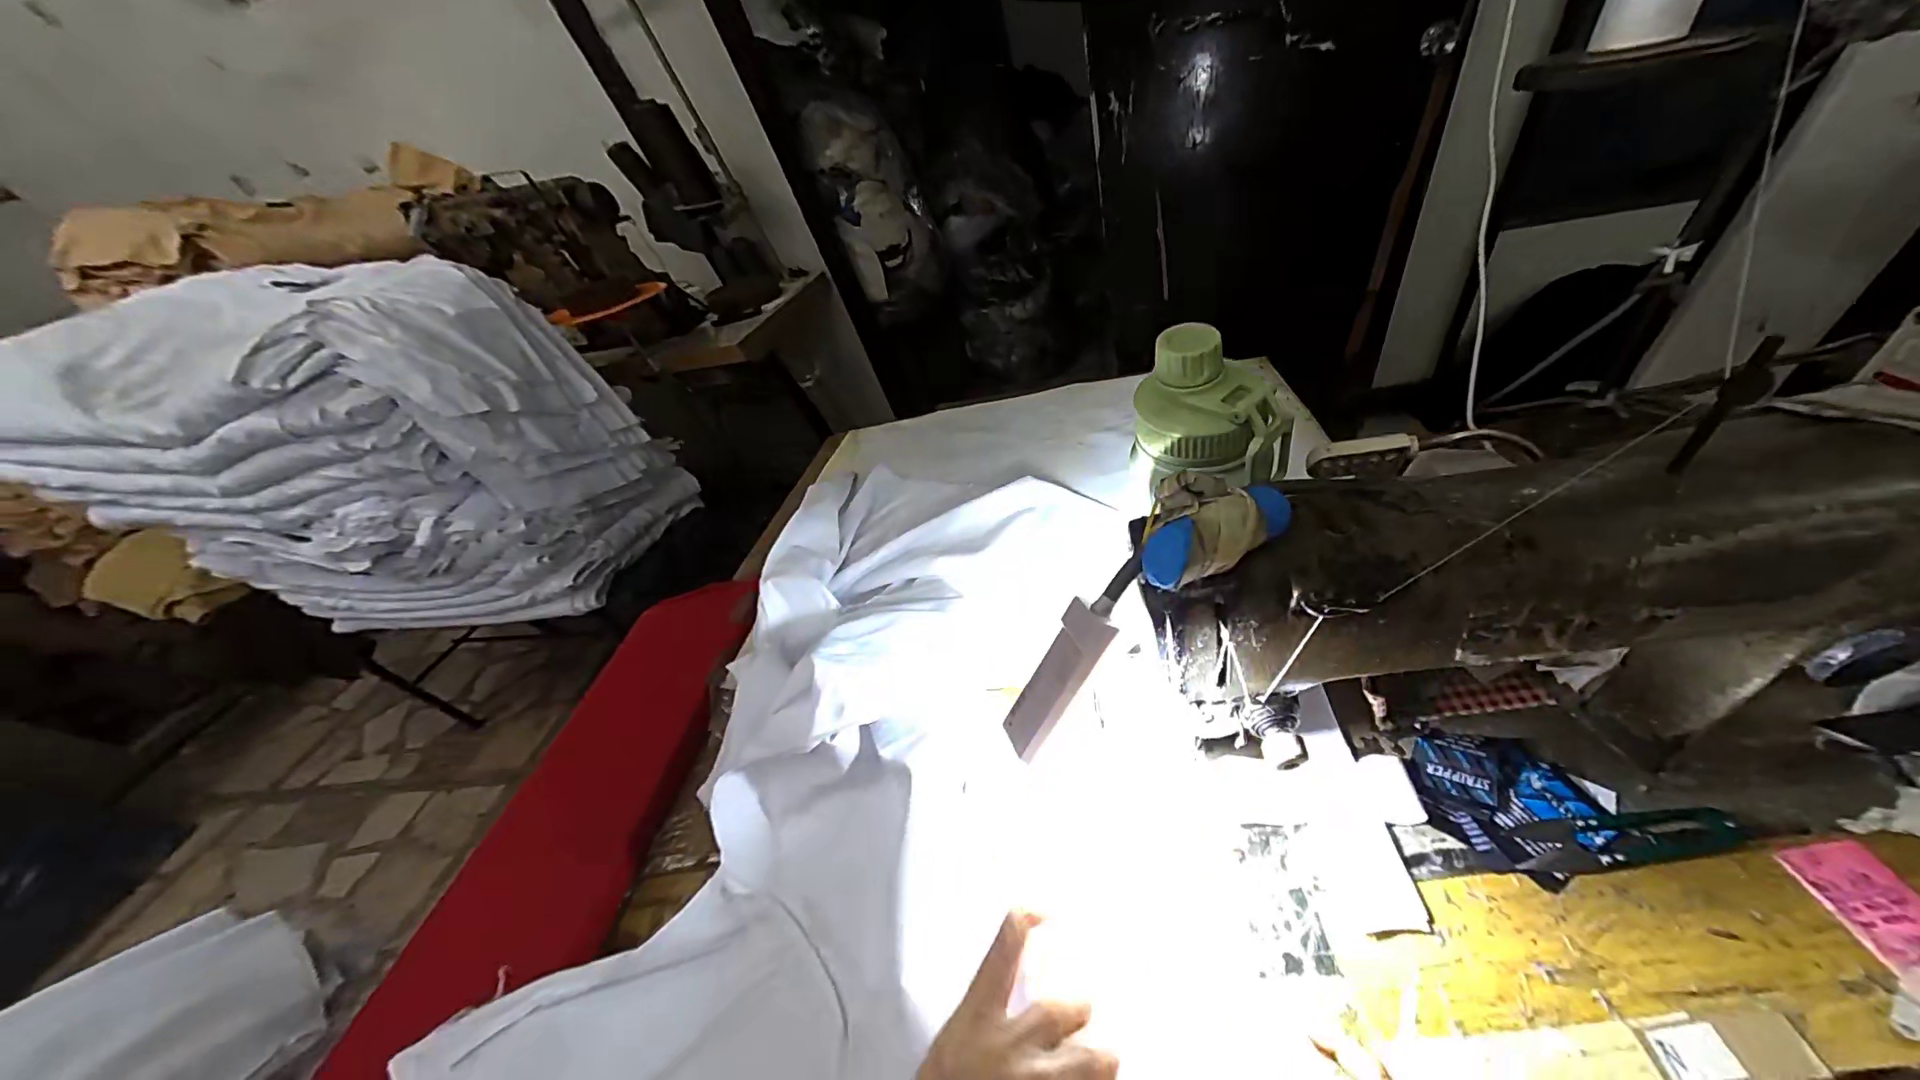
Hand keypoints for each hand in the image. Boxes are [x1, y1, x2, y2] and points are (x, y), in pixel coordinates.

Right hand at [917, 913, 1119, 1079]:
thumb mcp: (956, 1044)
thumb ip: (987, 1017)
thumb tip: (1025, 995)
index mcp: (979, 1019)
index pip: (1002, 953)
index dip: (1023, 922)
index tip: (1040, 909)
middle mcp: (1014, 1046)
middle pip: (1067, 1007)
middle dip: (1078, 1014)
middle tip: (1078, 1020)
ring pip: (1098, 1059)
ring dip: (1097, 1061)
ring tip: (1096, 1062)